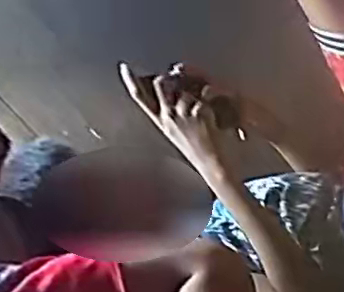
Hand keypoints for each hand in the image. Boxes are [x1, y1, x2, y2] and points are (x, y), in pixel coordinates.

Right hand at [119, 63, 237, 177]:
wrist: (218, 172)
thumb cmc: (206, 160)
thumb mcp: (182, 139)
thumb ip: (174, 121)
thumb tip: (175, 100)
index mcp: (162, 124)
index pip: (139, 98)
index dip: (130, 81)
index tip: (125, 67)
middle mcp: (169, 117)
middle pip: (160, 84)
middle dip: (170, 78)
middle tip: (182, 76)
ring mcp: (183, 115)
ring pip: (184, 90)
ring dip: (195, 90)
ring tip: (207, 96)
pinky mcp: (200, 115)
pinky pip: (204, 96)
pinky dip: (211, 95)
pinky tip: (217, 102)